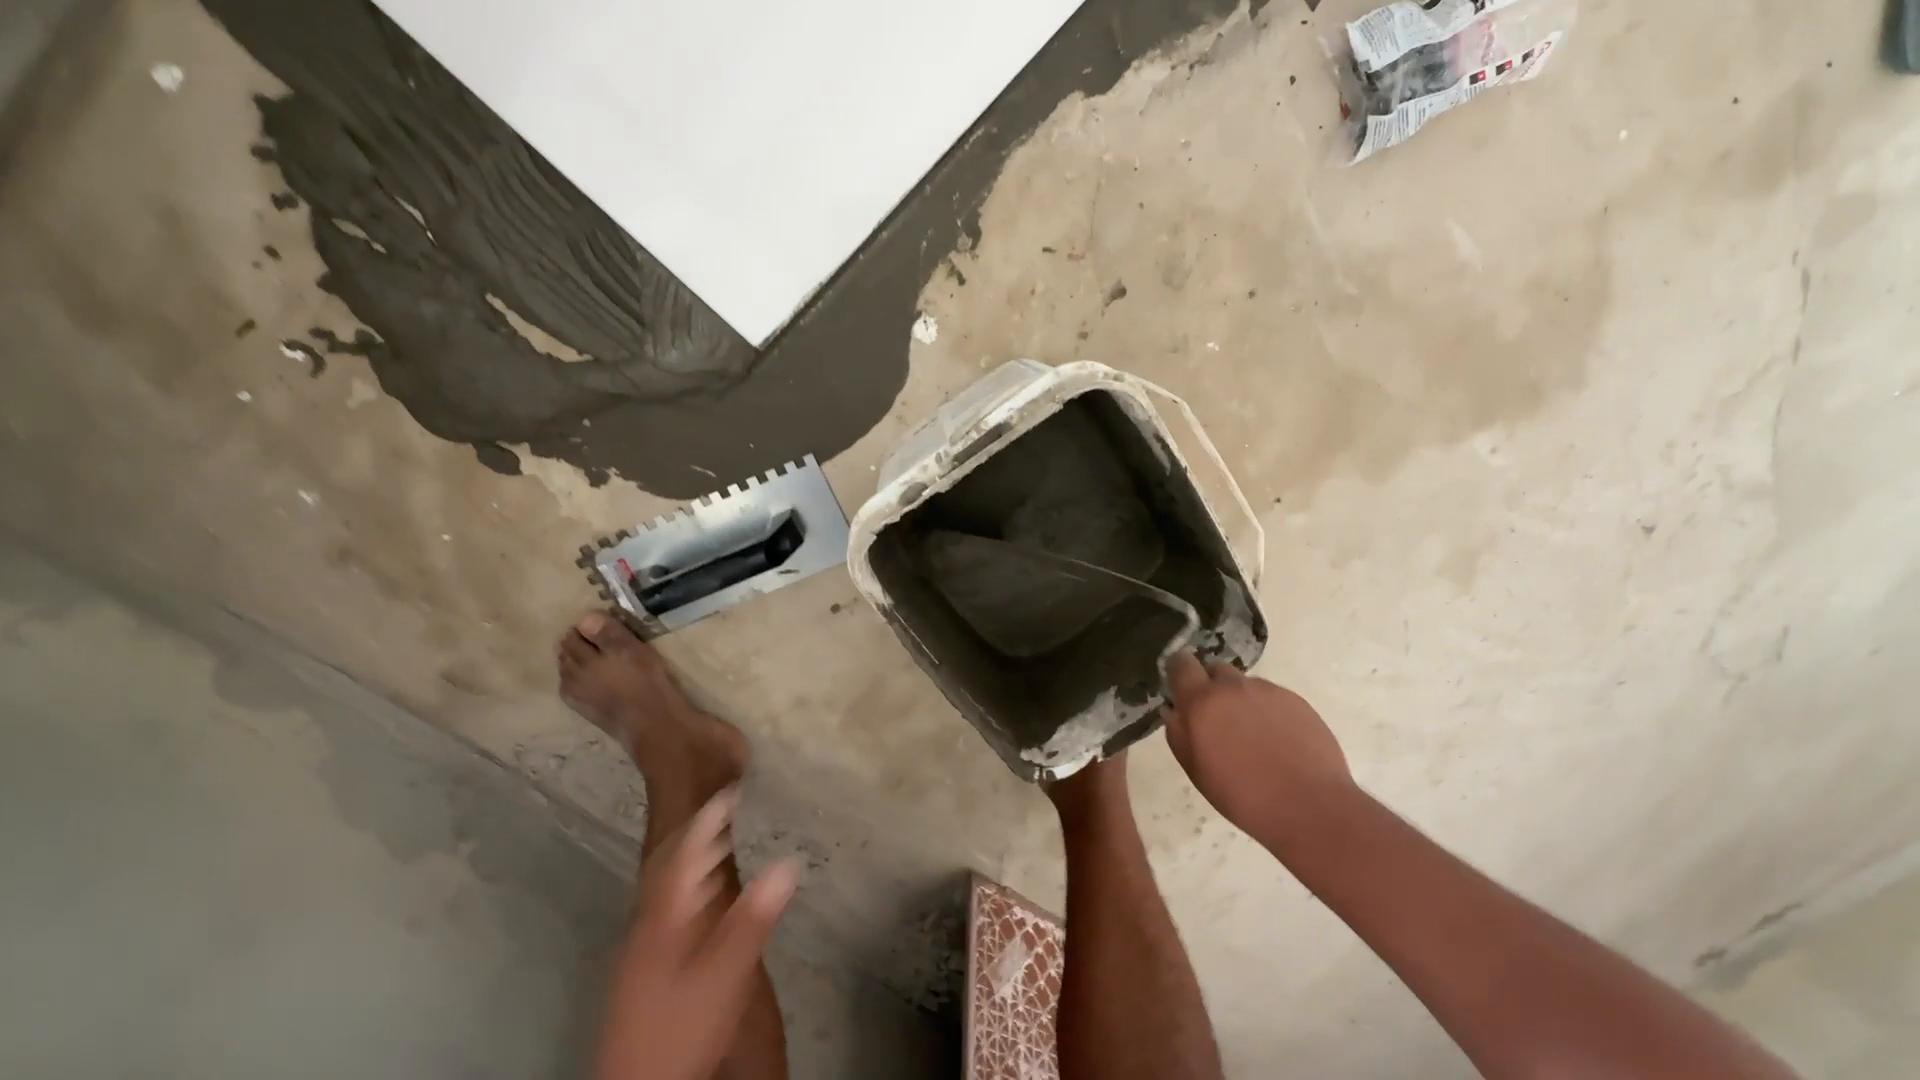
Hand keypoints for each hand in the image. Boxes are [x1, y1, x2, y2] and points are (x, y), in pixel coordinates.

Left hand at [594, 789, 798, 1079]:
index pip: (683, 852)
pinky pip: (669, 909)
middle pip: (668, 866)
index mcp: (663, 915)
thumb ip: (753, 918)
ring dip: (693, 861)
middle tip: (730, 809)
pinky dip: (690, 889)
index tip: (731, 789)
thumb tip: (788, 863)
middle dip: (698, 834)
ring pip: (667, 888)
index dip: (707, 818)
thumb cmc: (682, 1022)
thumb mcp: (724, 972)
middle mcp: (646, 923)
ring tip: (724, 843)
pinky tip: (708, 901)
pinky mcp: (645, 969)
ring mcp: (641, 948)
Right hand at [1163, 651, 1356, 841]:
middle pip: (1215, 669)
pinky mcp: (1296, 700)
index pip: (1181, 664)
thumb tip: (1174, 710)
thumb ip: (1178, 733)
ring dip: (1240, 700)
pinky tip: (1276, 741)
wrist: (1308, 805)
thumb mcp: (1195, 770)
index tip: (1181, 687)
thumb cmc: (1241, 795)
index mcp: (1202, 702)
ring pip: (1245, 684)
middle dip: (1211, 687)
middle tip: (1217, 719)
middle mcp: (1234, 687)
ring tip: (1251, 736)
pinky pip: (1271, 696)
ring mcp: (1268, 691)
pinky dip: (1267, 710)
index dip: (1178, 671)